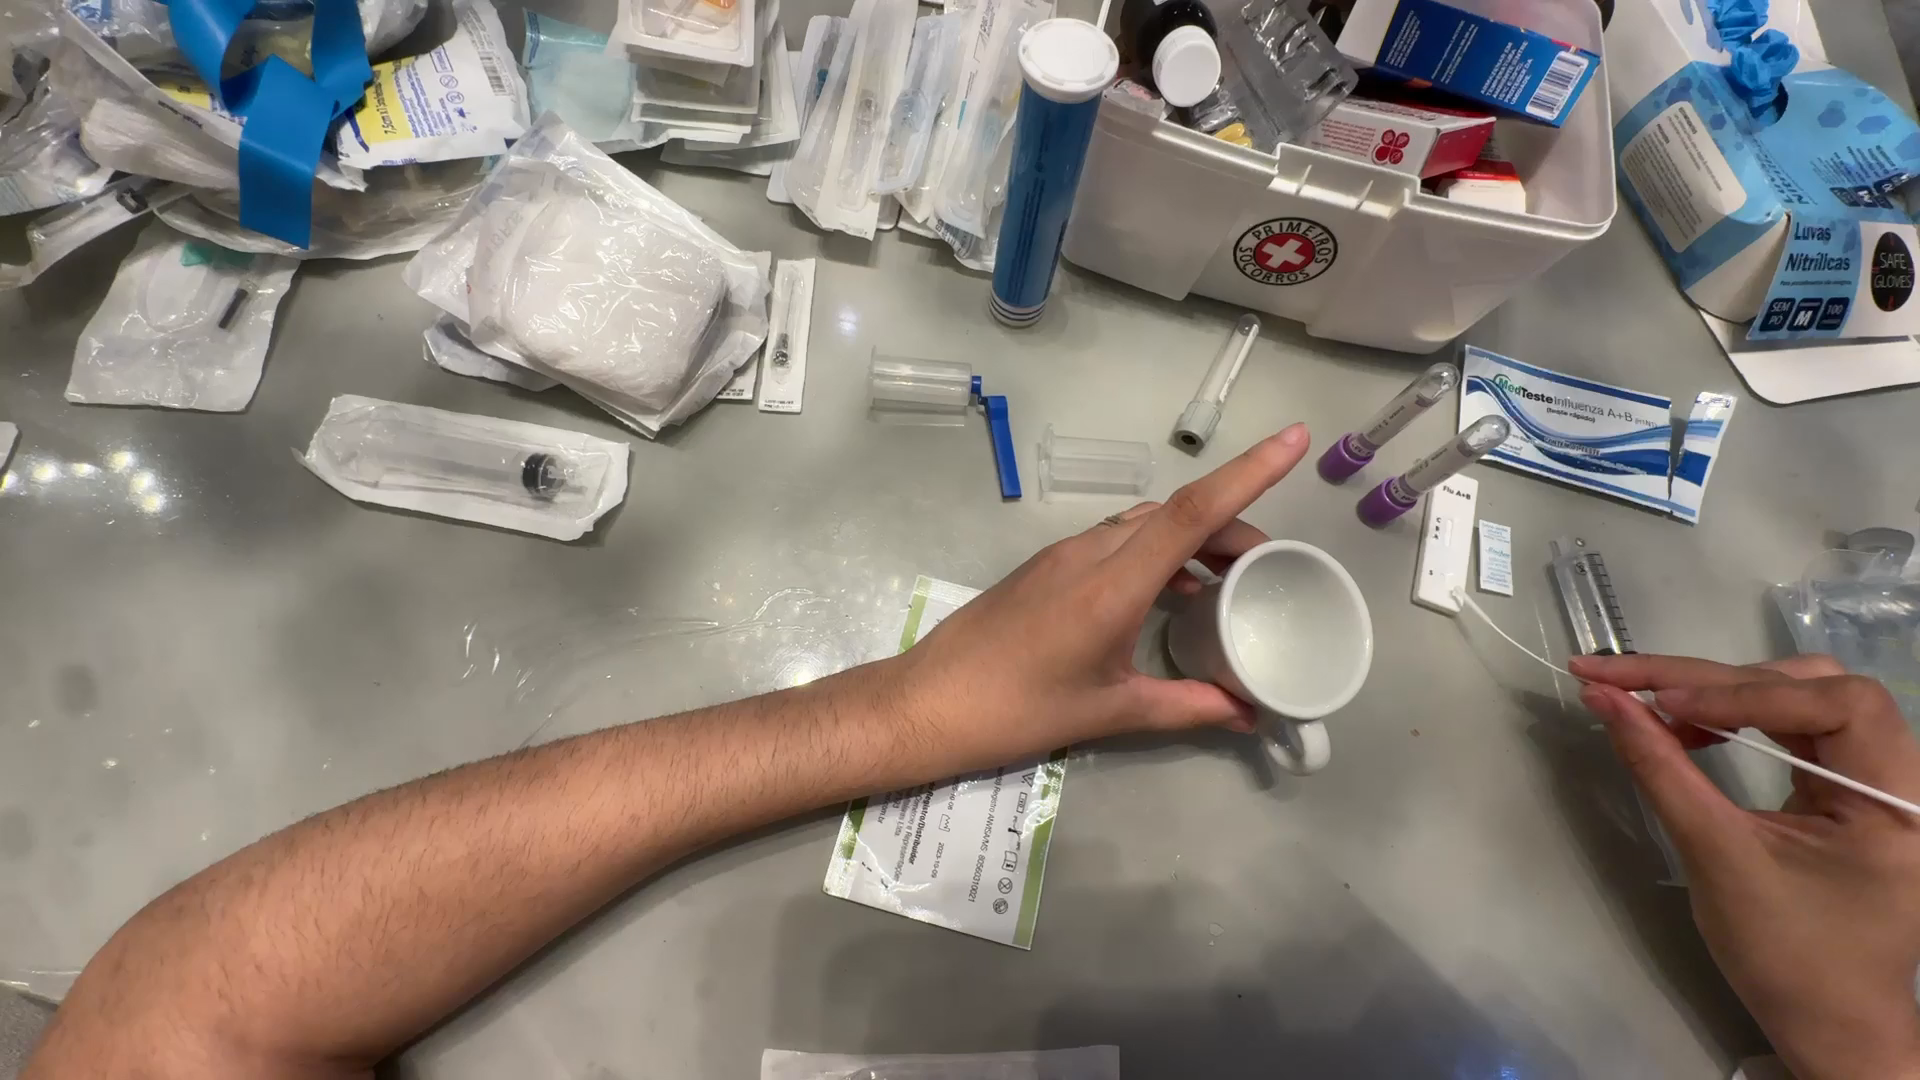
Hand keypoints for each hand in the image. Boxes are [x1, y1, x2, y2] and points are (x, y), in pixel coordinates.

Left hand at [883, 424, 1310, 775]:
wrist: (931, 701)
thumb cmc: (1019, 709)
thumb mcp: (1110, 711)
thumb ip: (1186, 707)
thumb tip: (1246, 712)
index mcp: (1112, 585)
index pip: (1190, 513)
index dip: (1248, 472)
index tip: (1293, 440)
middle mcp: (1088, 554)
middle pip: (1173, 514)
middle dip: (1229, 524)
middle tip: (1265, 564)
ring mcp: (1061, 556)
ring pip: (1141, 525)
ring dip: (1188, 538)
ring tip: (1225, 579)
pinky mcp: (1044, 567)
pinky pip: (1113, 543)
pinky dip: (1153, 554)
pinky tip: (1168, 594)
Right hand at [1573, 653, 1919, 1079]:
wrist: (1825, 1019)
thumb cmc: (1785, 950)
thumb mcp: (1713, 850)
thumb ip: (1658, 765)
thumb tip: (1600, 696)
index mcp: (1898, 805)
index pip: (1839, 704)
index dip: (1745, 690)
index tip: (1660, 704)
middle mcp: (1897, 780)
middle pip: (1807, 686)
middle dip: (1705, 677)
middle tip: (1613, 676)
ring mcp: (1866, 782)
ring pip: (1791, 694)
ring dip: (1711, 688)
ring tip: (1643, 704)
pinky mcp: (1832, 788)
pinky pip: (1778, 724)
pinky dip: (1720, 713)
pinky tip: (1677, 728)